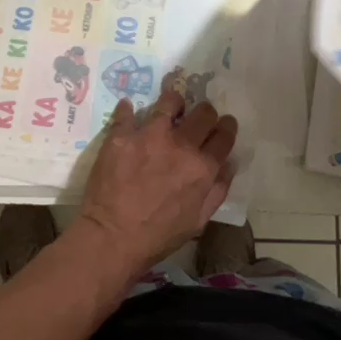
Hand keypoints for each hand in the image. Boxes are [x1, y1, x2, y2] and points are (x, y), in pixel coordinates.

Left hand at [73, 89, 238, 279]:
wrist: (111, 239)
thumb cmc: (157, 236)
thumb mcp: (197, 221)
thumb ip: (218, 191)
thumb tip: (229, 164)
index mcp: (202, 167)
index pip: (224, 135)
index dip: (226, 127)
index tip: (223, 125)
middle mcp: (180, 144)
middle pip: (203, 113)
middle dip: (205, 113)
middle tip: (198, 119)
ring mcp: (150, 135)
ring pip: (170, 101)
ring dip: (174, 103)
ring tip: (169, 109)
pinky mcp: (122, 135)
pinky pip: (126, 112)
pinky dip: (128, 110)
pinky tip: (129, 111)